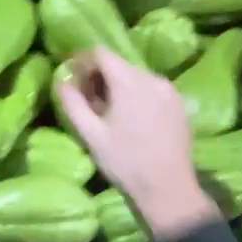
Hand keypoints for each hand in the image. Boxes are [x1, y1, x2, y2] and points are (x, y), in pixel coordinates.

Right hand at [56, 49, 219, 239]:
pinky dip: (137, 94)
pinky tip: (131, 119)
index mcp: (129, 82)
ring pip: (136, 76)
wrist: (168, 188)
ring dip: (118, 86)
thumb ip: (73, 104)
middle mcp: (152, 78)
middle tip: (86, 99)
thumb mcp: (91, 135)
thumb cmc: (125, 162)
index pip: (102, 53)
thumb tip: (61, 81)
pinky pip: (152, 88)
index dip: (83, 61)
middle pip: (120, 63)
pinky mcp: (179, 104)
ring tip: (108, 111)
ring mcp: (169, 90)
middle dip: (100, 76)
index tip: (73, 78)